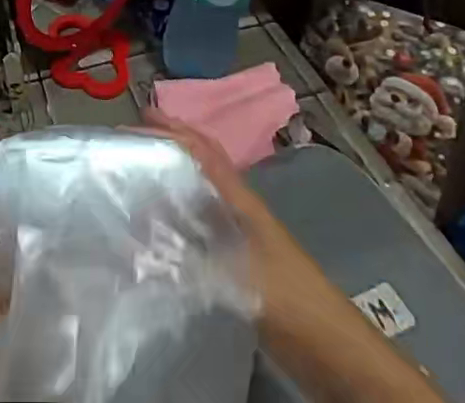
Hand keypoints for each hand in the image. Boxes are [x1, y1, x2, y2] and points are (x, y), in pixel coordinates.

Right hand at [140, 112, 445, 402]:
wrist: (335, 349)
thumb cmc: (294, 302)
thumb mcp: (244, 282)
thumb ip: (197, 264)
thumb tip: (144, 246)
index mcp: (242, 201)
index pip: (204, 151)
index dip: (175, 129)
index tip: (141, 115)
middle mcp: (238, 209)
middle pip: (201, 162)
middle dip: (169, 143)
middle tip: (128, 139)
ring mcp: (240, 234)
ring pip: (198, 191)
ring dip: (169, 174)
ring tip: (133, 173)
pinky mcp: (237, 261)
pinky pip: (198, 223)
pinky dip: (174, 212)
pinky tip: (154, 226)